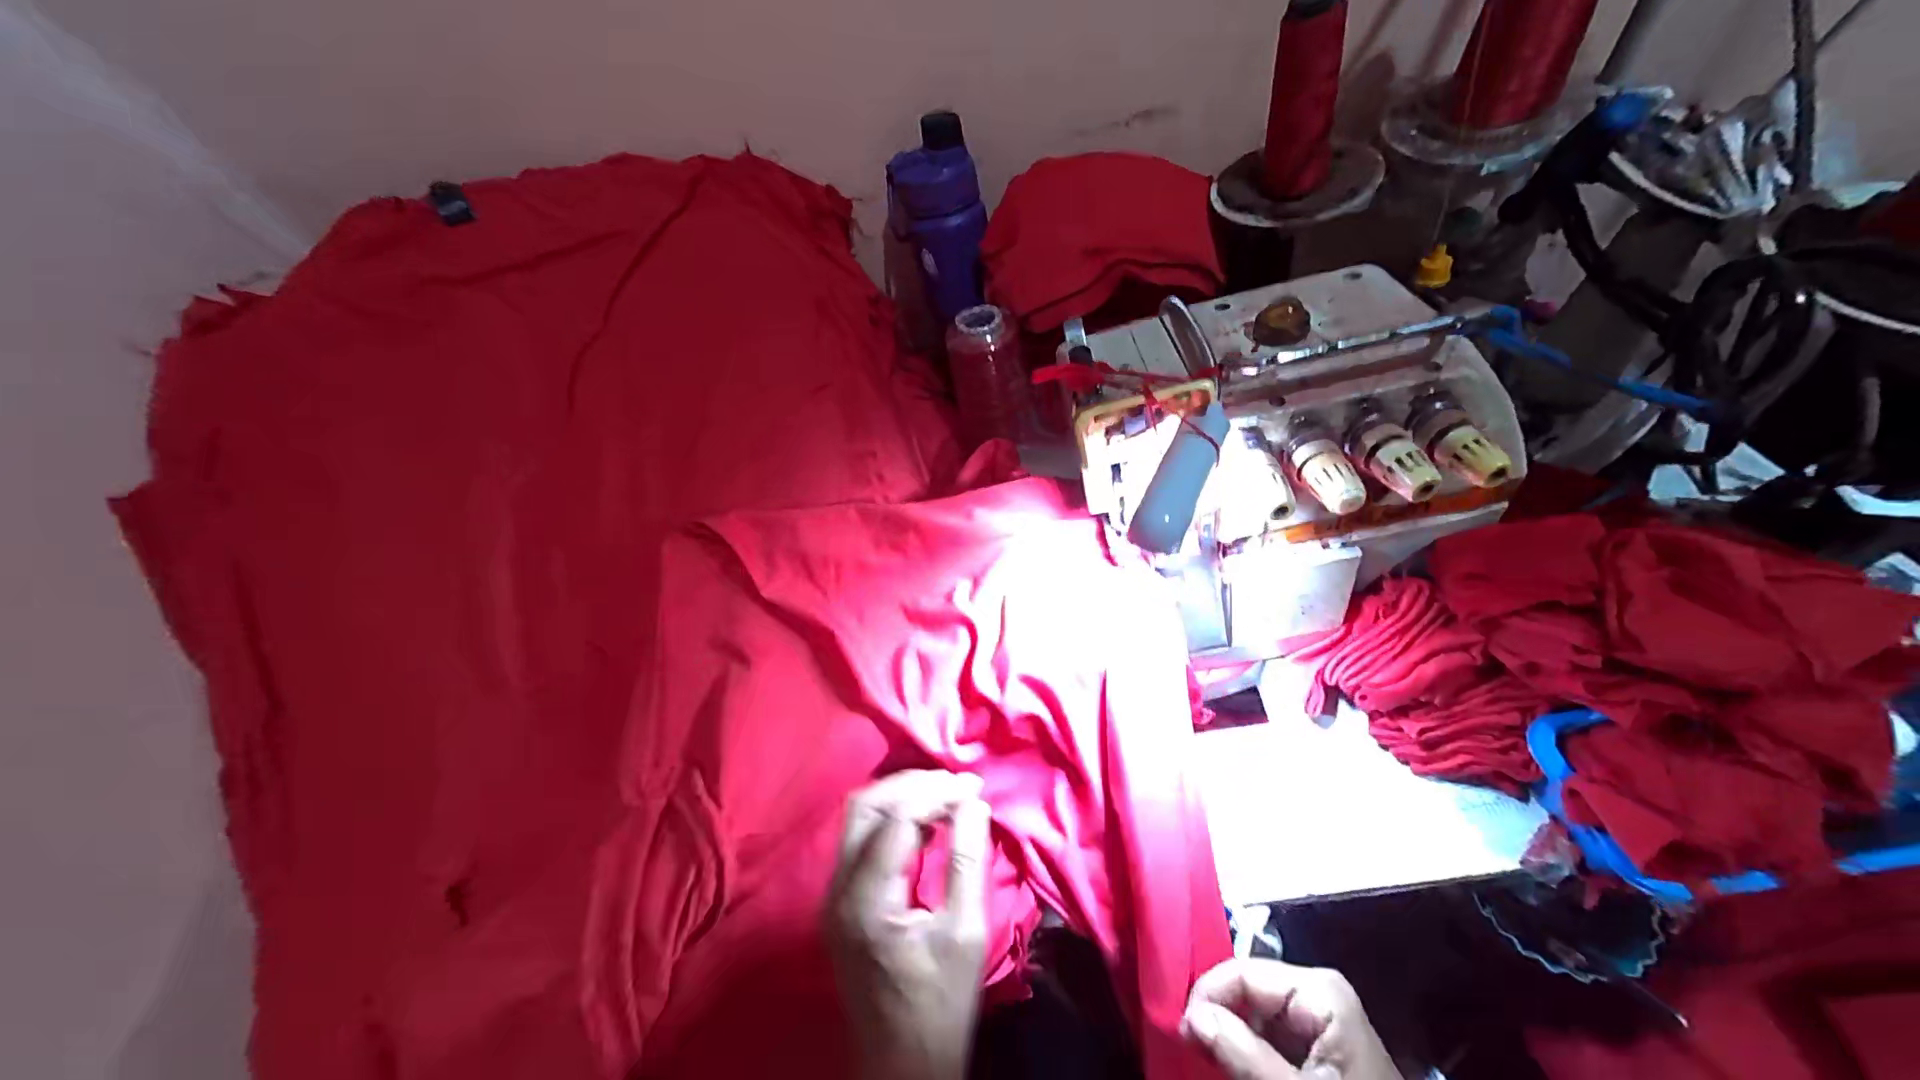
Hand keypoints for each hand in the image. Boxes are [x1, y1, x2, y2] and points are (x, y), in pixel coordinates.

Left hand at [825, 770, 992, 1079]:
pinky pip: (860, 841)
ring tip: (945, 795)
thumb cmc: (941, 1005)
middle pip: (864, 806)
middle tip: (956, 783)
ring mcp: (832, 895)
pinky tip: (925, 822)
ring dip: (900, 798)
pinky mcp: (839, 901)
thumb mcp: (966, 933)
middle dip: (912, 784)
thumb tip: (974, 802)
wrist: (901, 1064)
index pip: (897, 818)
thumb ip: (969, 861)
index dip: (937, 792)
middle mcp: (837, 889)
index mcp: (866, 899)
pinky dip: (892, 820)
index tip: (975, 784)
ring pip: (858, 818)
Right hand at [1182, 959, 1396, 1079]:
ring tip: (1215, 1066)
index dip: (1206, 999)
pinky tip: (1240, 1072)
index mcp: (1318, 991)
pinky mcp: (1319, 1048)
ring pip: (1253, 1016)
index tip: (1182, 1038)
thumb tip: (1190, 1016)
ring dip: (1231, 1041)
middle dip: (1218, 1022)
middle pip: (1246, 991)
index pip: (1240, 972)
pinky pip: (1270, 1038)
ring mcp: (1319, 1020)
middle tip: (1195, 1056)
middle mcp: (1316, 992)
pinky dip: (1250, 1056)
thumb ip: (1243, 1054)